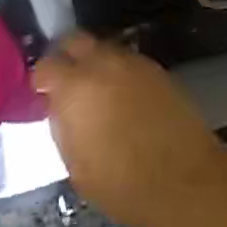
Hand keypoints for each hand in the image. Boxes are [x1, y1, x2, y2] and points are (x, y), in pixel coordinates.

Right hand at [33, 32, 226, 226]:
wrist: (185, 180)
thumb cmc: (123, 184)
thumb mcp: (77, 165)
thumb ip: (62, 125)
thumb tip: (59, 107)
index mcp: (76, 87)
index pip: (47, 65)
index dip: (42, 79)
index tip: (42, 93)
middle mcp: (104, 64)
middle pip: (76, 41)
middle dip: (67, 57)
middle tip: (66, 83)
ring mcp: (133, 63)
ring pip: (104, 49)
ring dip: (95, 64)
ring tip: (97, 92)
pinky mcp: (157, 69)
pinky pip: (128, 62)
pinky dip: (119, 73)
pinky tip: (123, 97)